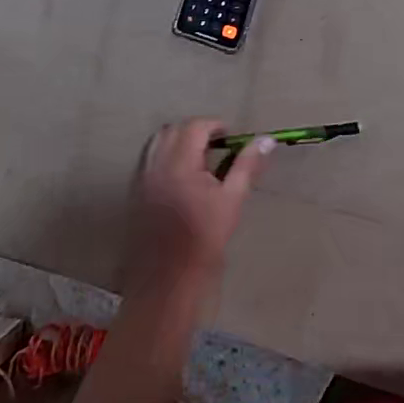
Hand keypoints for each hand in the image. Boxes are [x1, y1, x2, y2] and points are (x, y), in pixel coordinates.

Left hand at [125, 119, 272, 296]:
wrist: (169, 276)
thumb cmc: (204, 238)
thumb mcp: (232, 200)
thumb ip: (247, 166)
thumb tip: (266, 140)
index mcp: (180, 163)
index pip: (195, 127)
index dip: (215, 126)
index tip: (230, 138)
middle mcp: (157, 164)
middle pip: (174, 130)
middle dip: (196, 131)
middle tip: (216, 148)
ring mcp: (143, 176)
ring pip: (158, 142)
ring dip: (178, 141)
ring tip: (198, 161)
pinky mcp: (137, 190)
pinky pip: (149, 159)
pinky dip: (165, 156)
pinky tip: (180, 178)